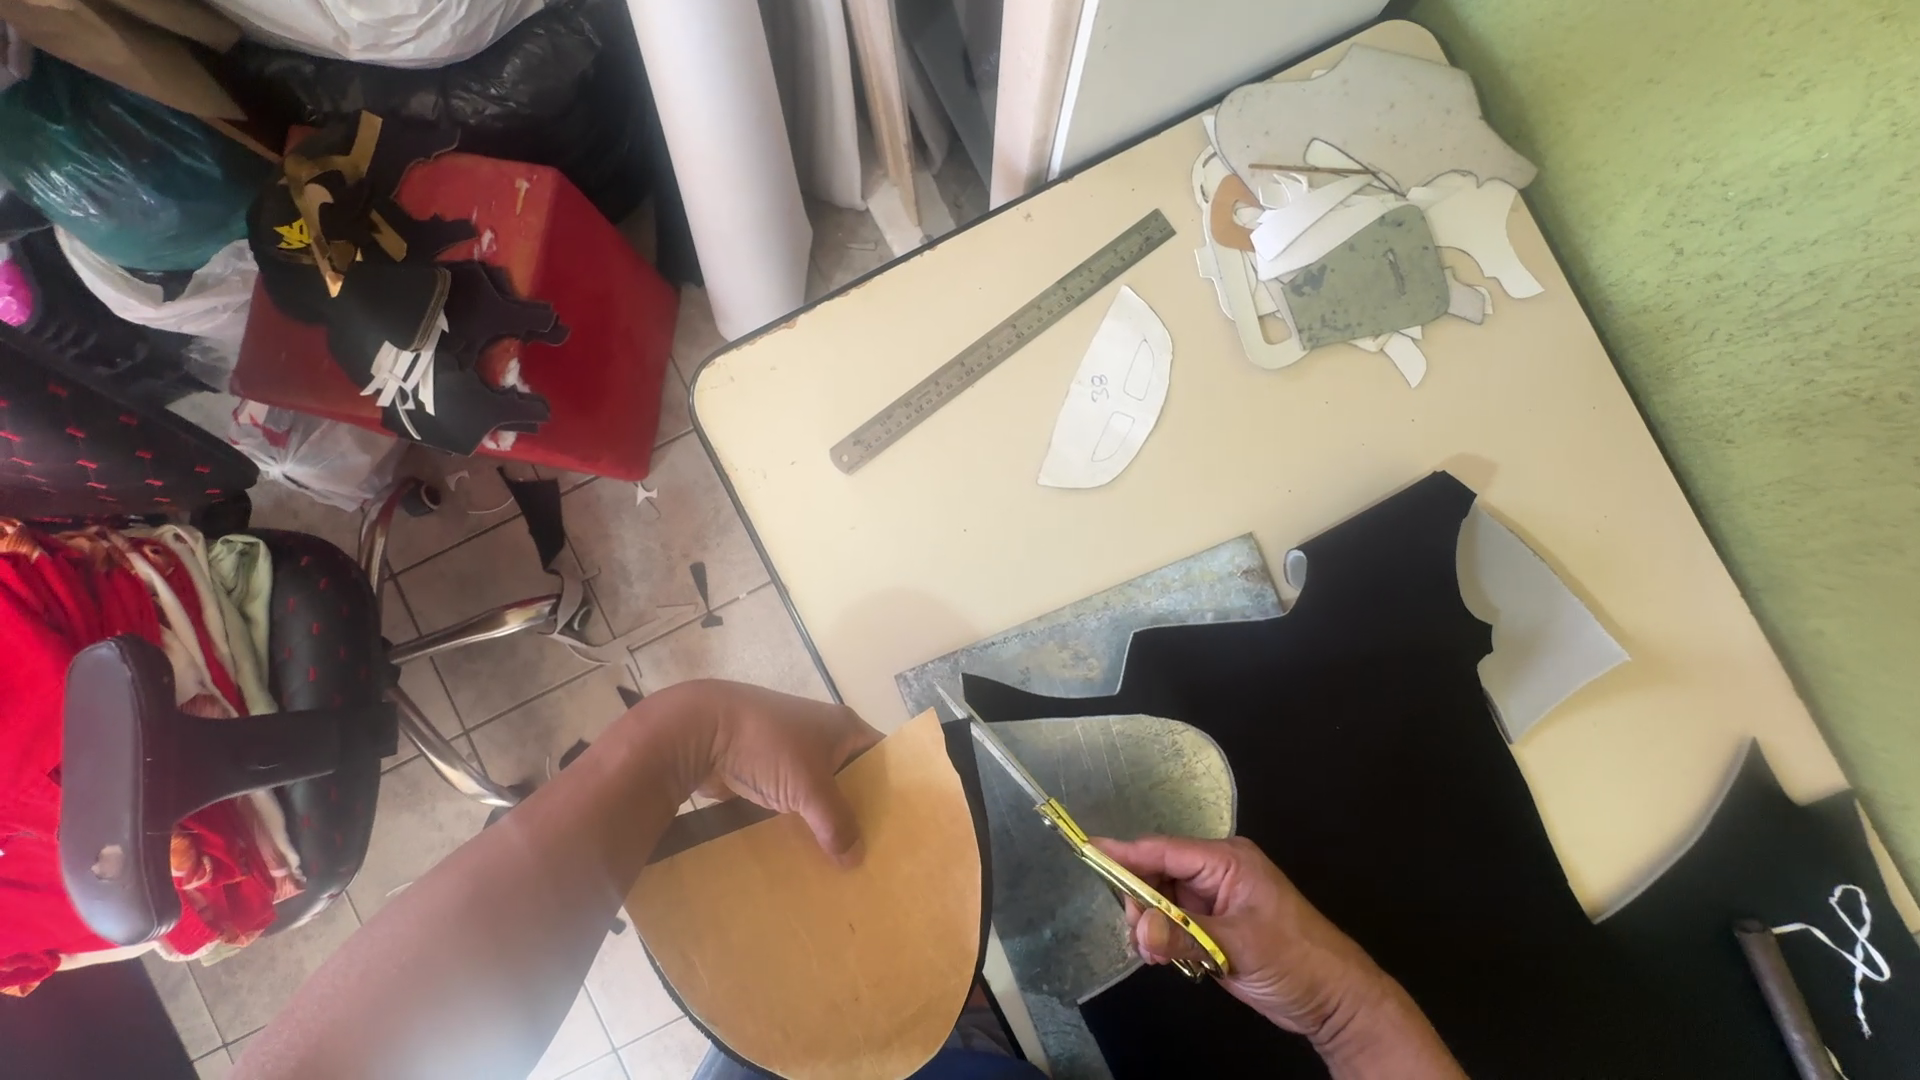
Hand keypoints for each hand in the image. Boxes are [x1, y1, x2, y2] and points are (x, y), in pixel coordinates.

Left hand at [646, 680, 882, 865]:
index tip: (903, 829)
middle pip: (852, 782)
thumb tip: (855, 860)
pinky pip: (791, 806)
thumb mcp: (810, 785)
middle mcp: (823, 739)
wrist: (700, 729)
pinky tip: (804, 857)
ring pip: (819, 797)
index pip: (882, 759)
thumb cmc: (768, 745)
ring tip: (842, 865)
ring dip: (825, 825)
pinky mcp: (766, 776)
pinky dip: (796, 828)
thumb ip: (836, 823)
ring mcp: (793, 757)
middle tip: (876, 856)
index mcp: (845, 728)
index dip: (893, 790)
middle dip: (859, 816)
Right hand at [1093, 835, 1389, 1038]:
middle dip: (1140, 901)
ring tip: (1157, 956)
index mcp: (1225, 860)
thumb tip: (1139, 929)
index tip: (1087, 850)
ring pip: (1161, 900)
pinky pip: (1173, 921)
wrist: (1336, 1002)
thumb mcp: (1237, 947)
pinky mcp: (1213, 924)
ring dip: (1152, 925)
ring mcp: (1214, 898)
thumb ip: (1184, 935)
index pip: (1164, 849)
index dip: (1125, 852)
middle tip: (1139, 936)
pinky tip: (1167, 958)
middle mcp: (1215, 872)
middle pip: (1157, 873)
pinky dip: (1164, 938)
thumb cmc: (1296, 960)